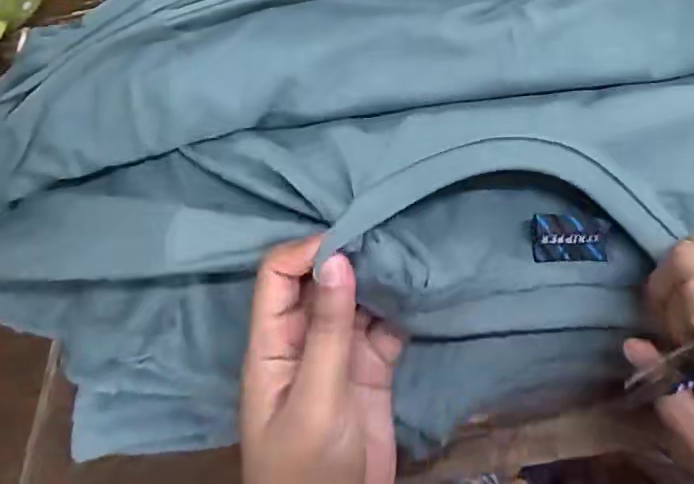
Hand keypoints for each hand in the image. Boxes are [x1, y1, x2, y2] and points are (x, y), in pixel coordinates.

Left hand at [241, 236, 404, 483]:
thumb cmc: (307, 472)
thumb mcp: (316, 400)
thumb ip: (327, 329)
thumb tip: (336, 257)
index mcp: (274, 344)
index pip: (278, 276)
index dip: (307, 251)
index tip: (348, 241)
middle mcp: (304, 338)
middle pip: (321, 279)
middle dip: (350, 254)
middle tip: (387, 233)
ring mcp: (339, 351)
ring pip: (356, 296)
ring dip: (379, 276)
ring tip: (408, 252)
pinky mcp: (370, 365)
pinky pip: (385, 322)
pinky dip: (401, 304)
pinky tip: (420, 287)